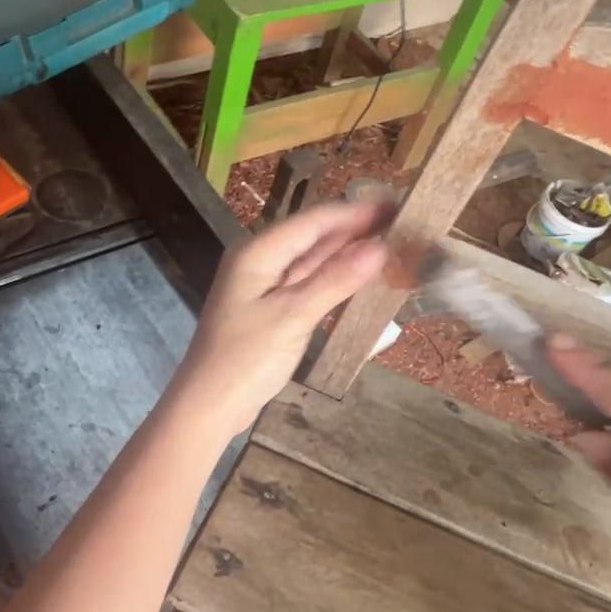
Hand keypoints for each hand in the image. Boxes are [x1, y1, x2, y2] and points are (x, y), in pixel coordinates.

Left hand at [168, 203, 388, 441]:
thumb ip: (335, 281)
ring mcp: (263, 289)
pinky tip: (359, 281)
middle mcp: (259, 263)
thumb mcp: (293, 317)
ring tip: (391, 246)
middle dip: (354, 231)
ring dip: (346, 256)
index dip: (355, 212)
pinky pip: (306, 287)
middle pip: (312, 238)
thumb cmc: (245, 360)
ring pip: (311, 263)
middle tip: (402, 225)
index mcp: (257, 253)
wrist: (208, 406)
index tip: (397, 205)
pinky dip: (332, 282)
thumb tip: (379, 248)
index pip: (313, 221)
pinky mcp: (269, 314)